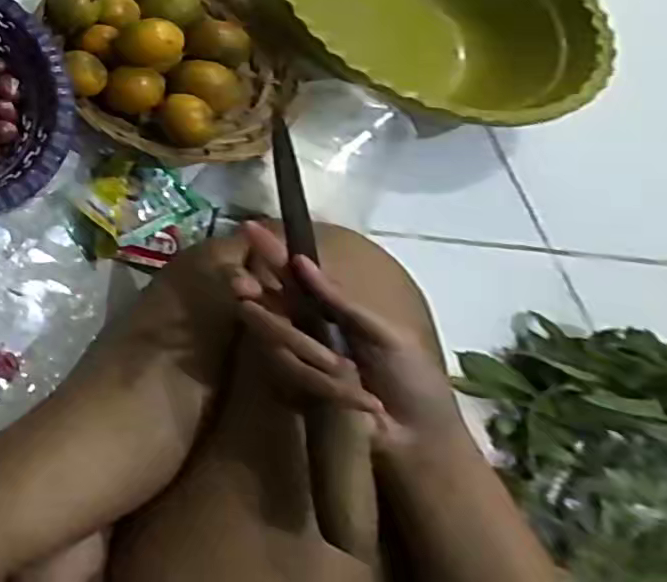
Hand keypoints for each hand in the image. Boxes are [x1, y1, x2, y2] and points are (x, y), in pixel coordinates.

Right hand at [230, 222, 462, 457]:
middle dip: (256, 297)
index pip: (287, 270)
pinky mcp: (292, 384)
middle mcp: (300, 322)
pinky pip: (290, 371)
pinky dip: (327, 383)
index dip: (267, 250)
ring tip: (350, 372)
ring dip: (311, 353)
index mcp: (323, 304)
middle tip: (246, 290)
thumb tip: (300, 261)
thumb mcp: (384, 333)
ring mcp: (294, 352)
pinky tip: (359, 397)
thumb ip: (339, 300)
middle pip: (259, 301)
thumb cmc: (411, 378)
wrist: (419, 438)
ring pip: (273, 335)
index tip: (249, 227)